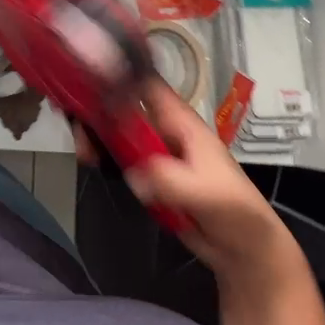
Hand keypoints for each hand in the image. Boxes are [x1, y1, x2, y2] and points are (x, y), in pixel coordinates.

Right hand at [78, 84, 290, 273]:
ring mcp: (156, 152)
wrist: (245, 251)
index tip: (86, 76)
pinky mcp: (149, 174)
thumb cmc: (236, 212)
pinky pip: (120, 156)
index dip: (119, 73)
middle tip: (79, 128)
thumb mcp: (206, 193)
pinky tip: (90, 161)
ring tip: (83, 152)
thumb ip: (171, 180)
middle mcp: (165, 130)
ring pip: (118, 129)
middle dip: (99, 109)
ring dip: (97, 134)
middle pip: (124, 105)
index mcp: (182, 122)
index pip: (147, 84)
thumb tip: (133, 174)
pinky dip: (102, 154)